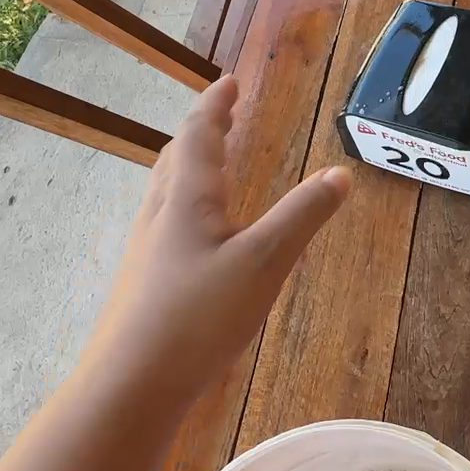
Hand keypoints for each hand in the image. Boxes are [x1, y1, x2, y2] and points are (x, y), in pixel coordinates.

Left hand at [82, 76, 351, 402]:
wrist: (129, 389)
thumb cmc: (197, 316)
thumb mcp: (264, 262)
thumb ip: (303, 216)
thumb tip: (340, 174)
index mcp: (186, 201)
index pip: (198, 137)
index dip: (215, 107)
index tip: (228, 81)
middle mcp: (158, 218)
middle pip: (174, 160)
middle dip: (199, 132)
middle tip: (222, 116)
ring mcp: (145, 253)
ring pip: (165, 193)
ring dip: (188, 166)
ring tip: (210, 165)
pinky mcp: (142, 285)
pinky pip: (165, 224)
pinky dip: (185, 204)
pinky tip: (198, 237)